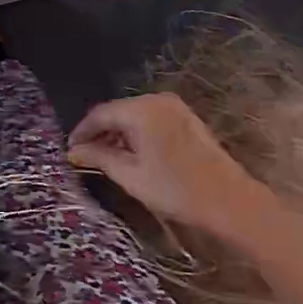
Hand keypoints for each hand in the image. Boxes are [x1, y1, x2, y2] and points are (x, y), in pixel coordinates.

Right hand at [67, 93, 277, 241]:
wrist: (232, 203)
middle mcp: (156, 100)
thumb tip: (74, 151)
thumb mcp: (130, 176)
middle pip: (117, 111)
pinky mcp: (187, 119)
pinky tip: (134, 154)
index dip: (82, 131)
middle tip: (86, 155)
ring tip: (108, 157)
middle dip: (100, 132)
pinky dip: (138, 133)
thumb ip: (99, 157)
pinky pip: (151, 119)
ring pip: (134, 115)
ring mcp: (175, 108)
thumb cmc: (176, 190)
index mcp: (140, 110)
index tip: (70, 150)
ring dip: (119, 133)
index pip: (100, 114)